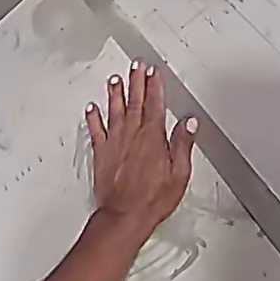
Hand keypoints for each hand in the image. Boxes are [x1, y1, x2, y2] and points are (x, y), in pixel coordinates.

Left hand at [87, 61, 196, 239]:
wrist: (124, 216)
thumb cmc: (151, 199)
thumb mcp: (179, 174)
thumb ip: (182, 144)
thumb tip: (188, 123)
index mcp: (153, 138)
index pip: (155, 104)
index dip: (154, 86)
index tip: (154, 72)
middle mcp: (132, 136)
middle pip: (135, 101)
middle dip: (136, 80)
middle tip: (136, 65)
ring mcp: (114, 143)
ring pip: (115, 111)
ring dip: (115, 93)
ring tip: (115, 79)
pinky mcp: (101, 154)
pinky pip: (96, 131)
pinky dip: (93, 118)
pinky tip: (91, 108)